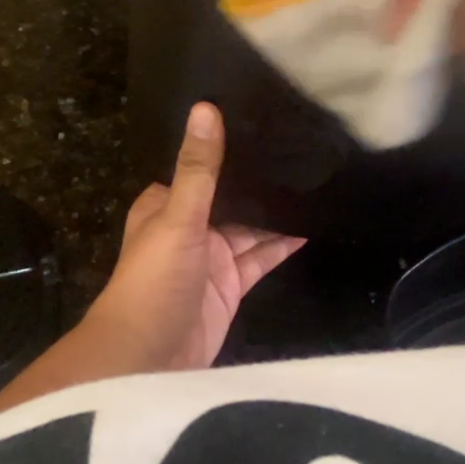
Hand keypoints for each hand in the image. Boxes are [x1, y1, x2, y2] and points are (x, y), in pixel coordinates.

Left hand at [78, 103, 305, 370]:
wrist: (148, 355)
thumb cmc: (155, 279)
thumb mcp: (178, 217)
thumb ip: (199, 169)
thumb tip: (206, 107)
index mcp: (166, 205)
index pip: (201, 168)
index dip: (228, 149)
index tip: (264, 119)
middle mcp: (189, 228)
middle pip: (230, 199)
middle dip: (259, 182)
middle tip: (305, 149)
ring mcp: (211, 260)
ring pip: (249, 229)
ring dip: (275, 213)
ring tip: (316, 183)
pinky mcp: (230, 288)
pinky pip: (259, 260)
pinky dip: (280, 247)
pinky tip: (309, 227)